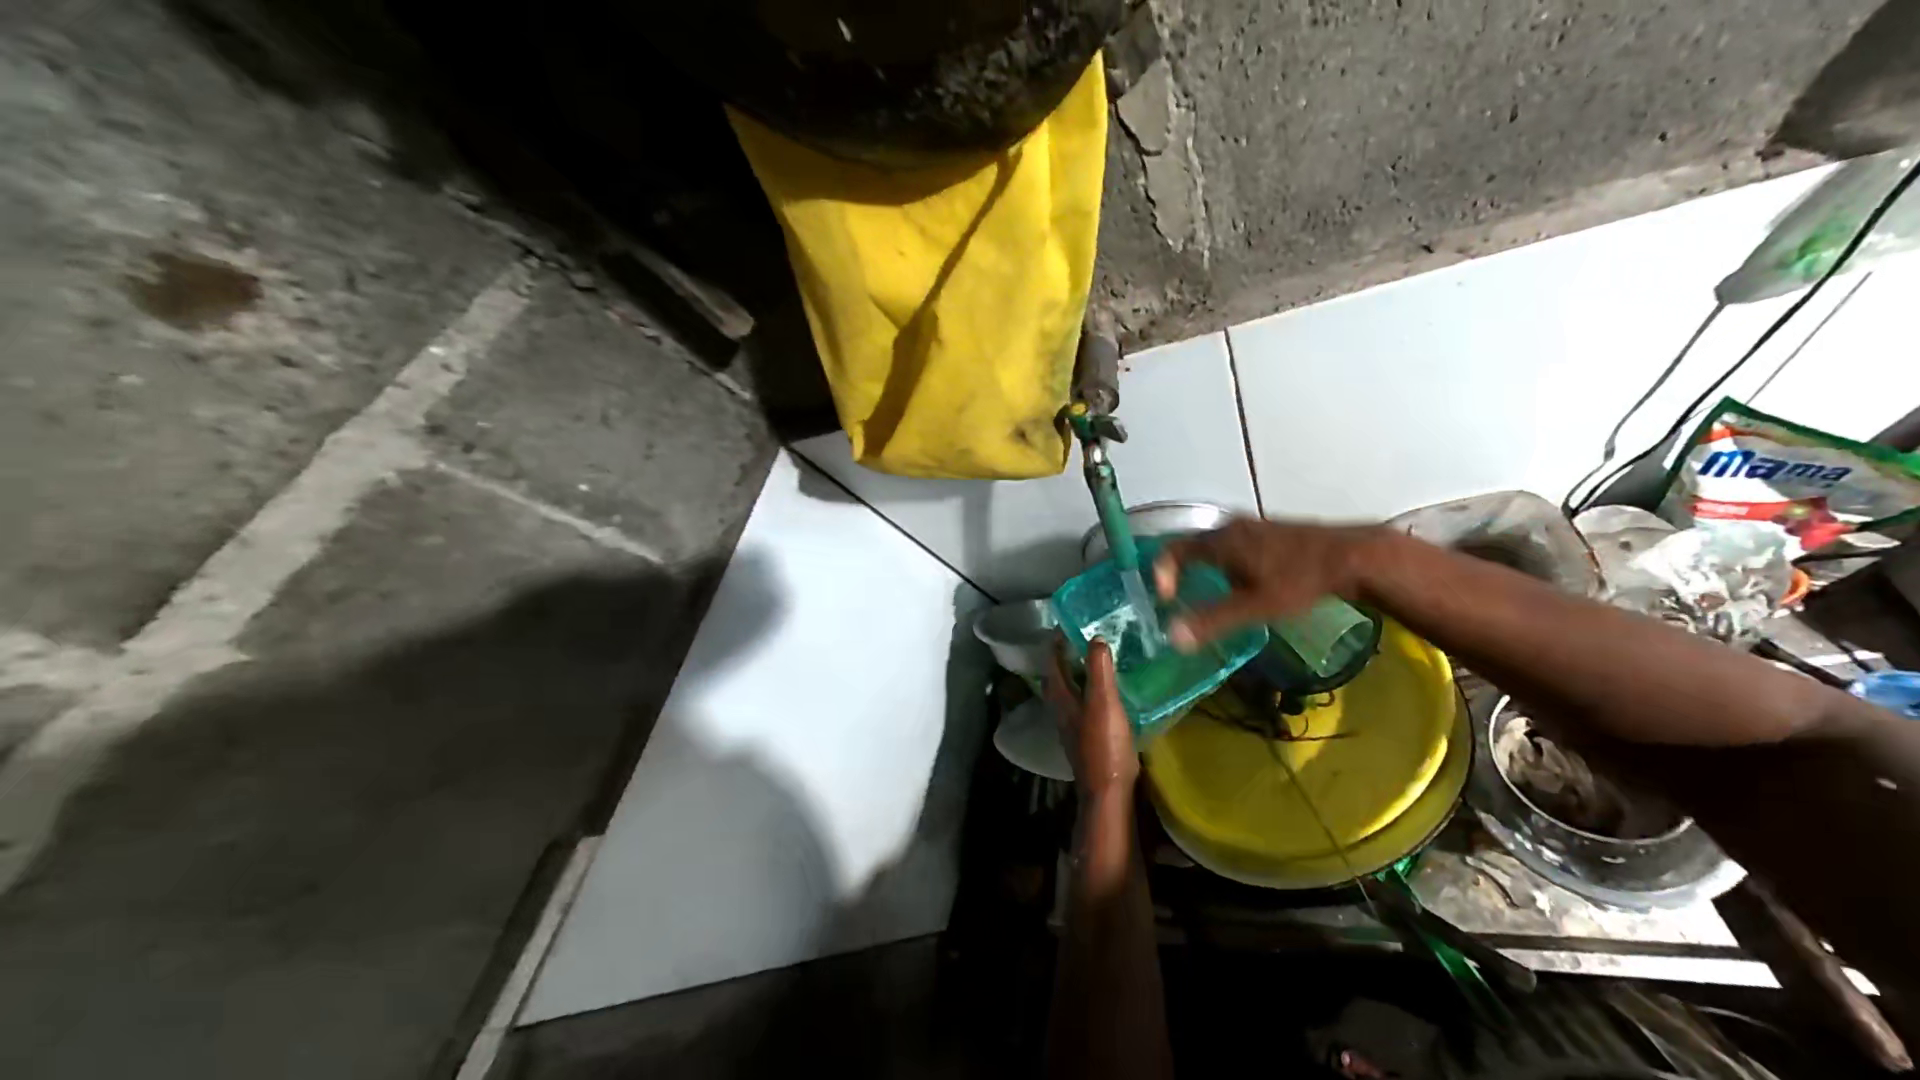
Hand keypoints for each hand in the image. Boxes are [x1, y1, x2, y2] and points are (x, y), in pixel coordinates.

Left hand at [1046, 637, 1138, 797]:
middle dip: (1063, 659)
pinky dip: (1088, 693)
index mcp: (1061, 698)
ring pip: (1068, 694)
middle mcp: (1060, 711)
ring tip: (1093, 662)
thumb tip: (1094, 638)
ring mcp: (1072, 727)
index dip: (1055, 644)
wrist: (1108, 790)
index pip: (1052, 663)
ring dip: (1076, 676)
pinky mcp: (1085, 739)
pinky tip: (1104, 694)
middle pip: (1056, 679)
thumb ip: (1099, 669)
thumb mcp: (1103, 701)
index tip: (1066, 626)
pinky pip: (1081, 707)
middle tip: (1078, 641)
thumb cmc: (1103, 743)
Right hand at [1153, 518, 1386, 649]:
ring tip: (1211, 594)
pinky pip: (1233, 544)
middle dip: (1182, 572)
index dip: (1162, 574)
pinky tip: (1244, 583)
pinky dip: (1225, 563)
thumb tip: (1172, 637)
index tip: (1166, 599)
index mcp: (1220, 541)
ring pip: (1214, 545)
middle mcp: (1230, 527)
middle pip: (1192, 546)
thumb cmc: (1300, 581)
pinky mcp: (1269, 531)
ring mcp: (1252, 526)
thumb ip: (1212, 621)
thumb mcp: (1254, 607)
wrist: (1353, 556)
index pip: (1173, 550)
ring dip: (1205, 568)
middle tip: (1181, 598)